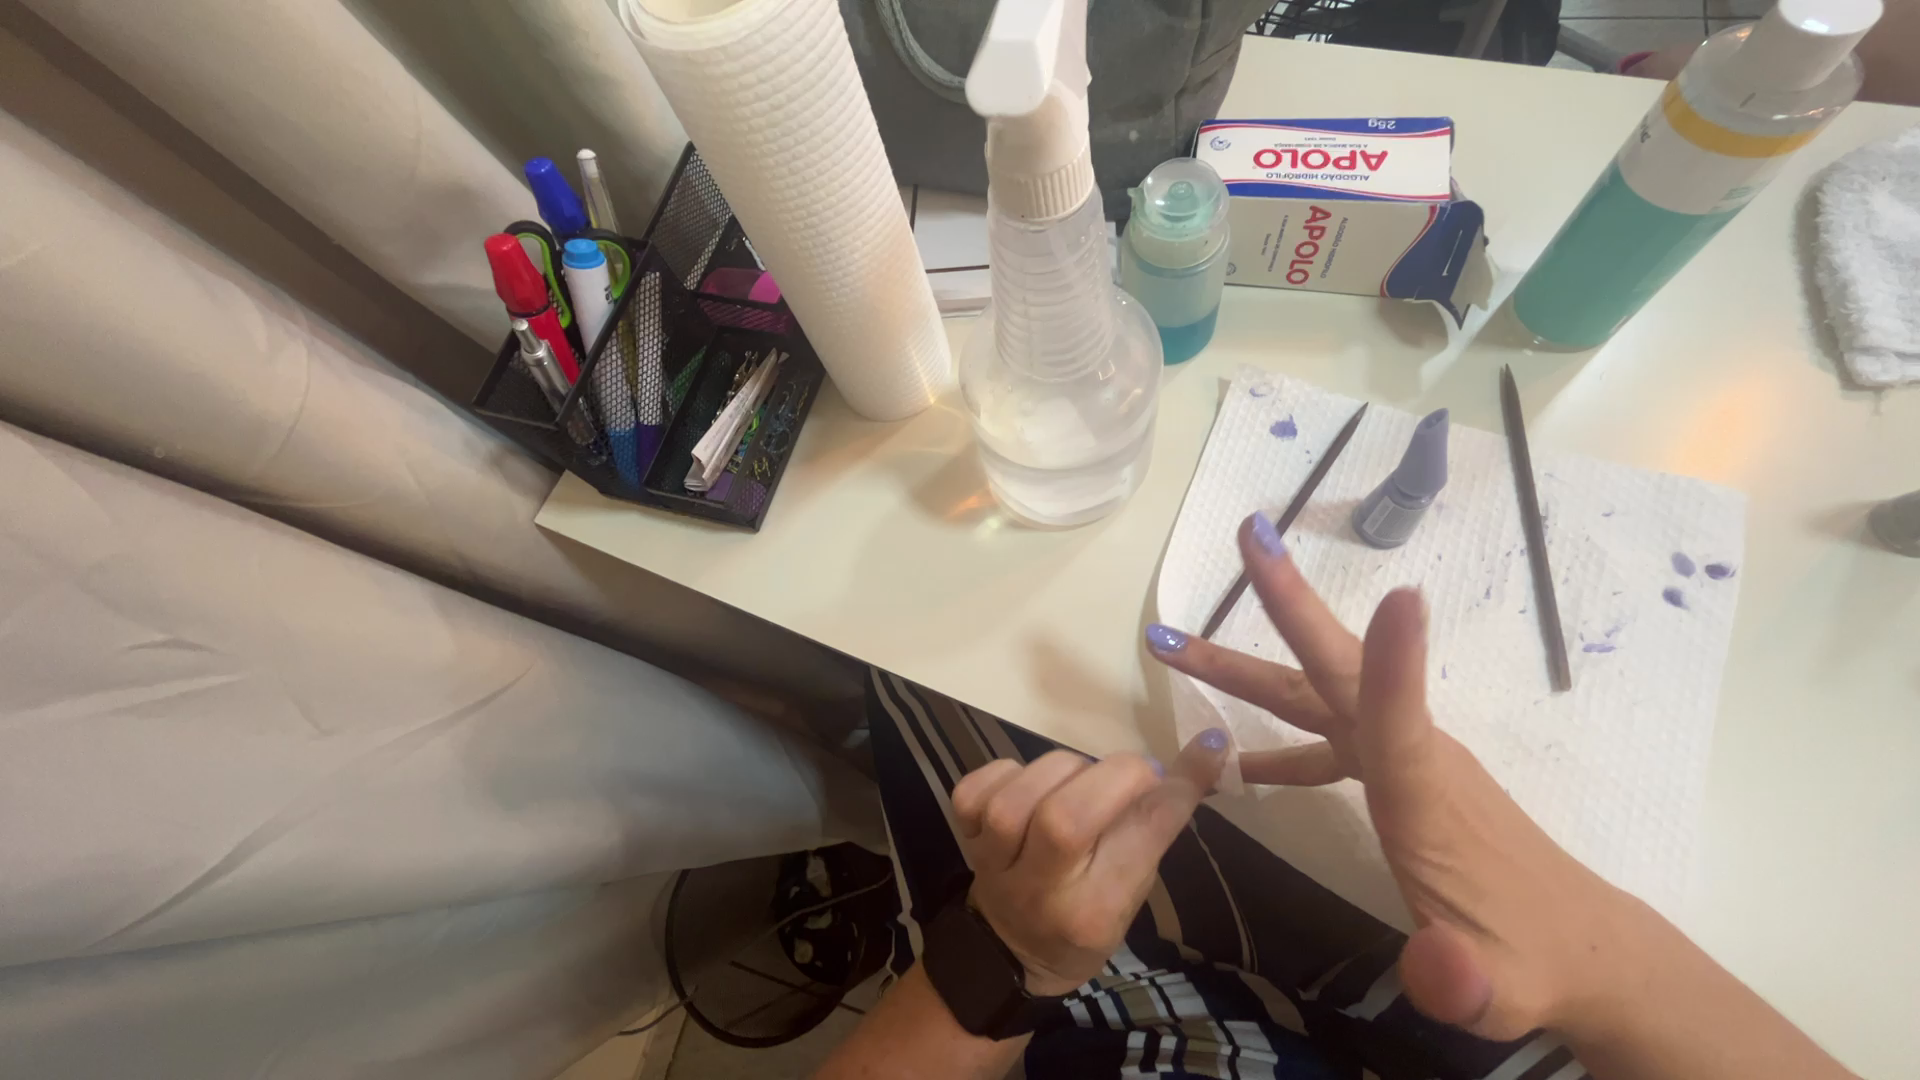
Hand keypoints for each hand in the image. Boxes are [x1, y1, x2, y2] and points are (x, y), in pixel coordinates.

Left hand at [948, 732, 1229, 996]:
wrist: (1006, 949)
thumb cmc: (1083, 922)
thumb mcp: (1130, 894)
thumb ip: (1148, 833)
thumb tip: (1188, 765)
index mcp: (1094, 912)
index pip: (1139, 840)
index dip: (1175, 790)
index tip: (1205, 753)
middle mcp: (1040, 889)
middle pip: (1067, 816)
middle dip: (1116, 775)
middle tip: (1137, 772)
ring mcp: (991, 861)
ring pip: (1021, 795)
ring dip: (1063, 770)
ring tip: (1080, 781)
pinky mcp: (962, 833)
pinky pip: (979, 787)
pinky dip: (1008, 771)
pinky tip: (1029, 784)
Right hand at [1144, 512, 1642, 1040]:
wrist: (1581, 950)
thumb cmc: (1528, 958)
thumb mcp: (1499, 986)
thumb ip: (1464, 980)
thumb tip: (1438, 975)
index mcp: (1422, 788)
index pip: (1398, 714)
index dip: (1392, 656)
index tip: (1396, 590)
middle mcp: (1408, 752)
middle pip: (1333, 666)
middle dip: (1285, 602)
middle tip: (1245, 539)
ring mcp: (1398, 756)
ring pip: (1310, 692)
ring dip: (1243, 664)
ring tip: (1174, 646)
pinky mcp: (1392, 774)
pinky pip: (1319, 738)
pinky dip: (1273, 738)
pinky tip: (1237, 761)